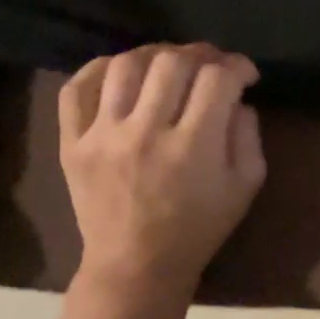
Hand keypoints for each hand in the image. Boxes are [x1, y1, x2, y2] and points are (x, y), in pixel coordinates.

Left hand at [58, 43, 266, 294]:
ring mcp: (101, 136)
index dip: (239, 65)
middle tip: (212, 65)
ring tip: (171, 64)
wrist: (136, 263)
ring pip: (125, 66)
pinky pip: (76, 88)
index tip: (247, 75)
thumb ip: (248, 135)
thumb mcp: (247, 184)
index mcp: (193, 146)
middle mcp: (145, 133)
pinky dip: (101, 67)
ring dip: (156, 55)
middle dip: (202, 54)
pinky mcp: (71, 143)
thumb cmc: (201, 225)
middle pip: (172, 63)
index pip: (218, 78)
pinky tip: (124, 71)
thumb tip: (237, 98)